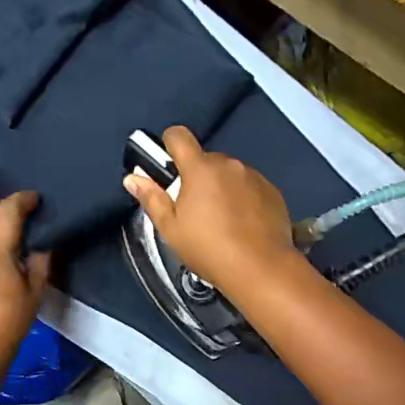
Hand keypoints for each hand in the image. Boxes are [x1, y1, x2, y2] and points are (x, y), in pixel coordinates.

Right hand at [122, 126, 299, 294]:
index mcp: (199, 169)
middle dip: (197, 177)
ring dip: (221, 188)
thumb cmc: (208, 249)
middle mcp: (228, 164)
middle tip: (193, 210)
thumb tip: (132, 178)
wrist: (260, 268)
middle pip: (205, 160)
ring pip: (229, 174)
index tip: (167, 164)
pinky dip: (243, 198)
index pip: (179, 136)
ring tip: (221, 221)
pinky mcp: (272, 191)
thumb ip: (152, 199)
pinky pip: (250, 186)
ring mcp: (254, 176)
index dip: (169, 144)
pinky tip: (242, 225)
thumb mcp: (171, 230)